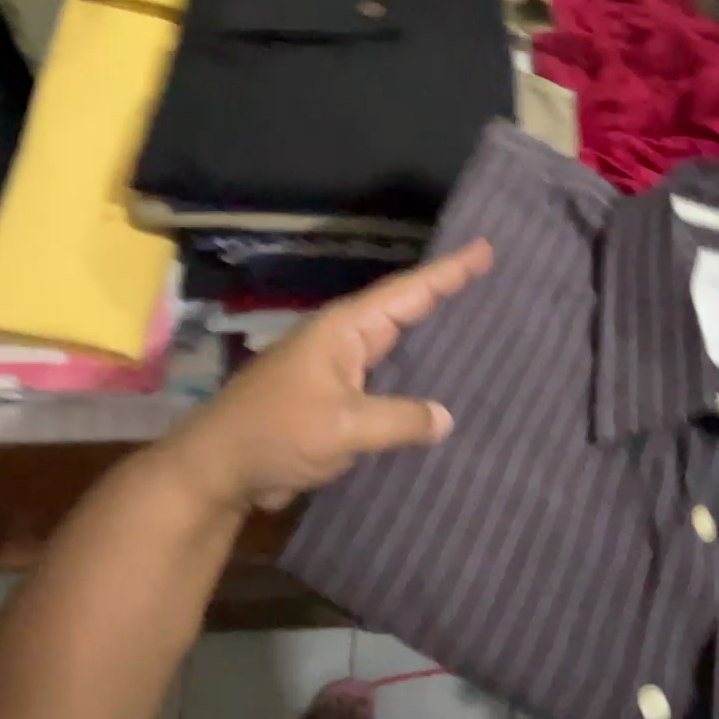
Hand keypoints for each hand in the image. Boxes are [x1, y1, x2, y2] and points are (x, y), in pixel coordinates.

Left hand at [162, 239, 492, 513]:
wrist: (221, 468)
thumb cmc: (276, 432)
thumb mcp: (342, 425)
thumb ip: (398, 419)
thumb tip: (446, 417)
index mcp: (346, 329)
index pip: (408, 292)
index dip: (449, 271)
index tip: (486, 249)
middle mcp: (347, 340)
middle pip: (407, 312)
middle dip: (449, 297)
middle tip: (498, 284)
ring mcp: (343, 370)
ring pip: (400, 347)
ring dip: (436, 340)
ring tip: (483, 331)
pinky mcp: (340, 401)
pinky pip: (389, 382)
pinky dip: (417, 381)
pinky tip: (443, 392)